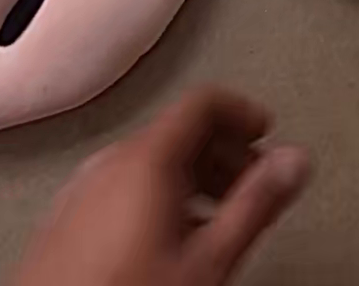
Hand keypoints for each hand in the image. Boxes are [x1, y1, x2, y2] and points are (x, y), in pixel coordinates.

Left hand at [13, 87, 310, 285]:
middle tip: (253, 176)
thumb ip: (258, 201)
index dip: (243, 110)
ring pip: (152, 159)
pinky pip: (123, 186)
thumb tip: (295, 160)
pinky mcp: (63, 224)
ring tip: (220, 213)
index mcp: (146, 156)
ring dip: (195, 174)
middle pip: (181, 129)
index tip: (265, 129)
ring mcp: (81, 192)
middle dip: (225, 148)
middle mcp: (110, 162)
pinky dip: (159, 195)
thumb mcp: (209, 258)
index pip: (205, 100)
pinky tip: (172, 240)